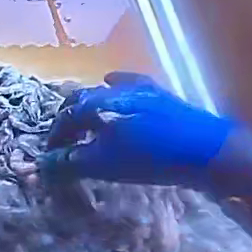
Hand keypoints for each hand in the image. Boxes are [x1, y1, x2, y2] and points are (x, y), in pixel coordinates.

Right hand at [39, 72, 233, 185]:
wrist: (207, 151)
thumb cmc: (149, 158)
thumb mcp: (103, 164)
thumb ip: (71, 161)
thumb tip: (45, 162)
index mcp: (95, 103)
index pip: (64, 117)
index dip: (55, 136)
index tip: (51, 154)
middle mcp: (113, 88)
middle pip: (79, 100)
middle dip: (68, 119)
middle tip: (66, 139)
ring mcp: (138, 88)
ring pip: (102, 93)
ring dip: (89, 108)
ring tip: (88, 125)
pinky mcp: (159, 94)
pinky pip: (127, 87)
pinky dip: (114, 90)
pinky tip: (114, 88)